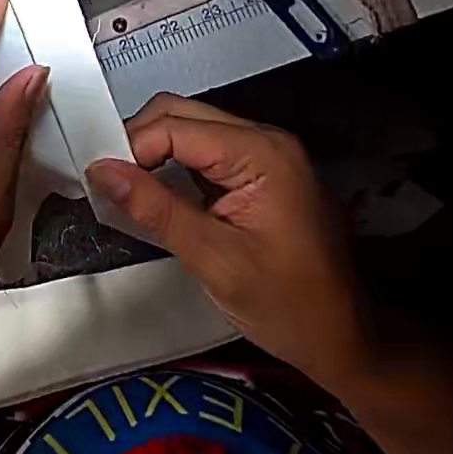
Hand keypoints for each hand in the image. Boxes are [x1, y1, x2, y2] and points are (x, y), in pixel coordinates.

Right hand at [85, 93, 371, 385]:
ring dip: (152, 151)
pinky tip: (157, 193)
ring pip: (186, 126)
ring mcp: (263, 151)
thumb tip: (102, 171)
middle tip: (111, 182)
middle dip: (137, 142)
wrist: (350, 340)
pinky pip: (202, 148)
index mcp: (260, 153)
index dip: (131, 150)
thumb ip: (154, 208)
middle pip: (178, 113)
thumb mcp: (214, 260)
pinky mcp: (257, 168)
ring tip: (129, 189)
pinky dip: (172, 163)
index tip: (103, 182)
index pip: (173, 127)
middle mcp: (264, 139)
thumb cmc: (292, 306)